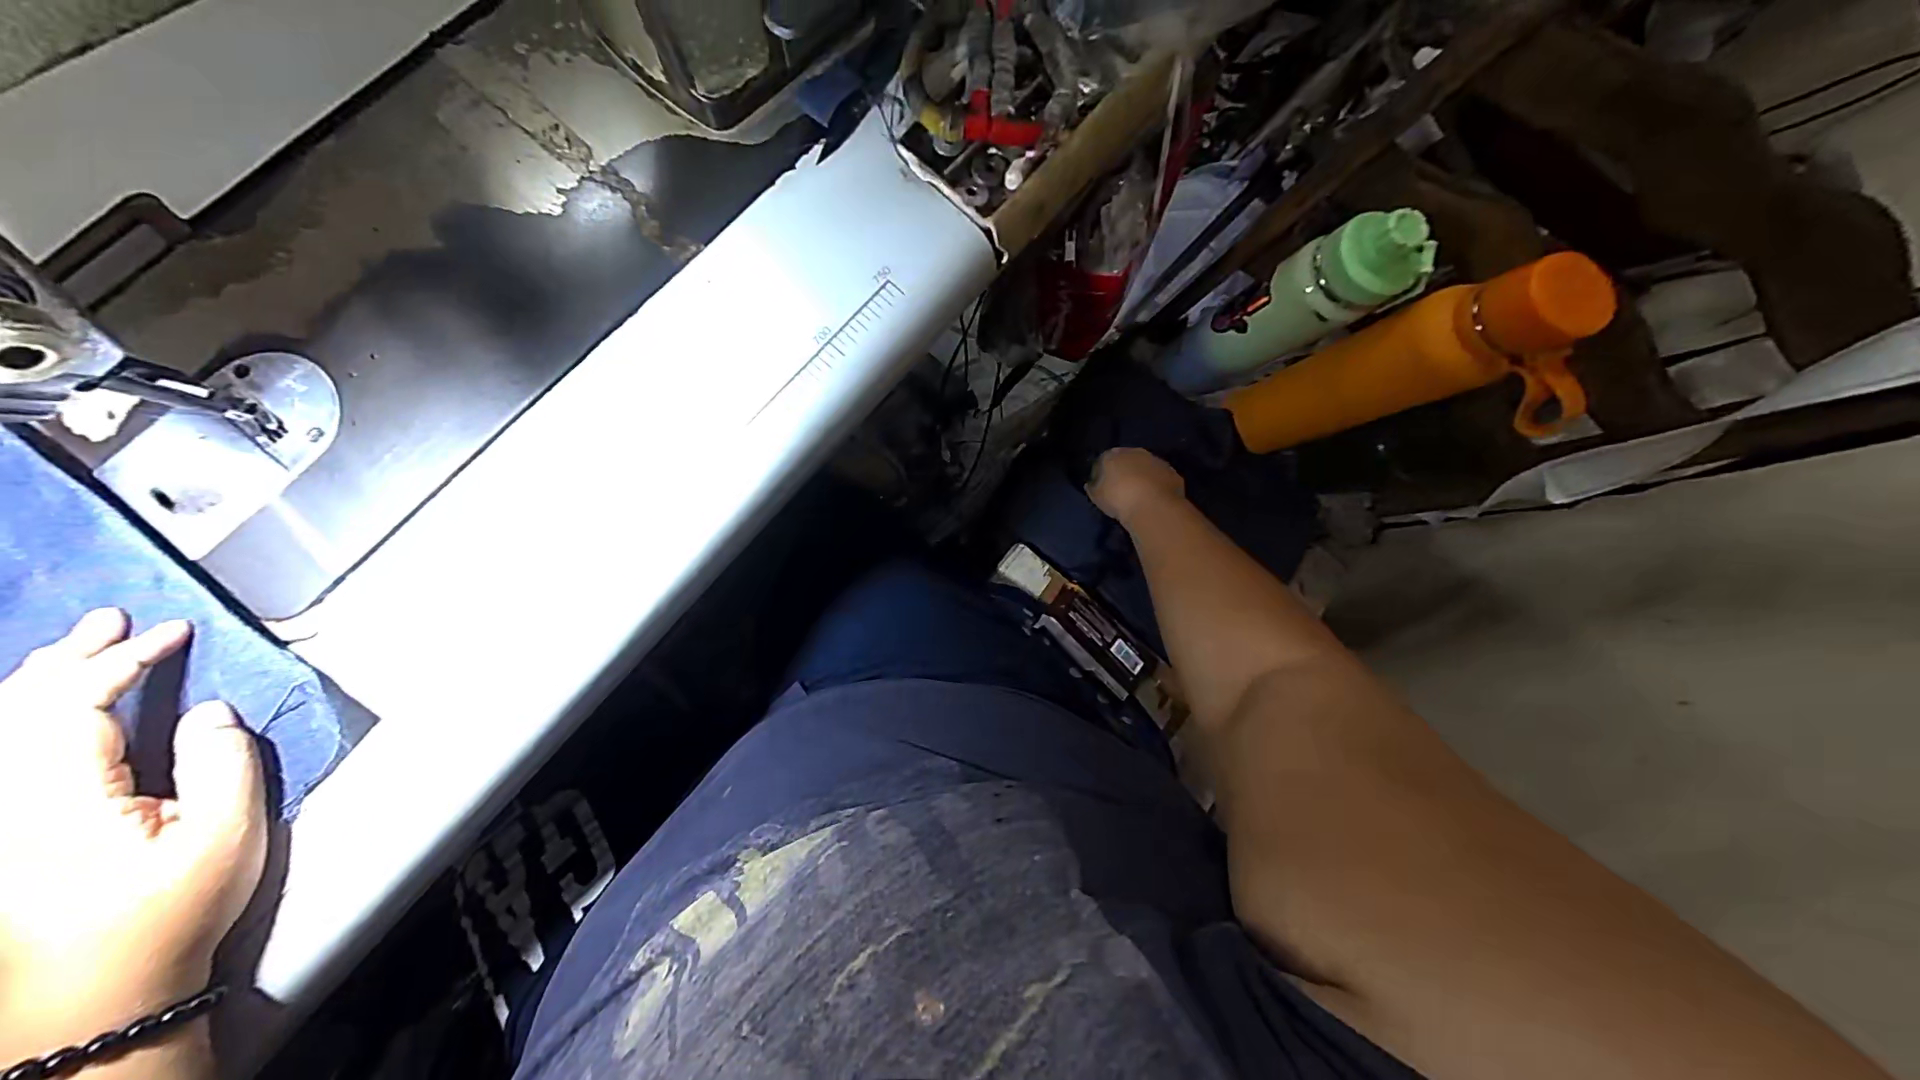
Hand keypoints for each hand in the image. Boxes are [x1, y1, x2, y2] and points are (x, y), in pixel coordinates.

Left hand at [0, 610, 265, 1058]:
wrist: (99, 995)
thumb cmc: (173, 914)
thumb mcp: (226, 837)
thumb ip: (223, 764)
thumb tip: (206, 712)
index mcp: (57, 804)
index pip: (70, 708)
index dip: (121, 661)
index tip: (170, 632)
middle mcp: (5, 807)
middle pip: (16, 713)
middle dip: (67, 659)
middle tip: (111, 619)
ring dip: (37, 682)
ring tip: (76, 647)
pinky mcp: (1, 838)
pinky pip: (0, 758)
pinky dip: (23, 718)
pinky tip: (40, 707)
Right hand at [1086, 448, 1187, 525]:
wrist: (1153, 506)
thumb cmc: (1119, 499)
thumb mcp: (1097, 496)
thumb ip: (1093, 487)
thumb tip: (1091, 483)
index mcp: (1113, 455)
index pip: (1105, 459)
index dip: (1104, 471)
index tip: (1103, 485)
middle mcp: (1135, 452)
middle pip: (1127, 459)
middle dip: (1125, 470)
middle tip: (1122, 489)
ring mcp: (1156, 461)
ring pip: (1146, 467)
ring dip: (1143, 476)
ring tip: (1140, 494)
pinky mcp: (1172, 472)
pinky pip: (1160, 477)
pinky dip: (1157, 484)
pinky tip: (1155, 498)